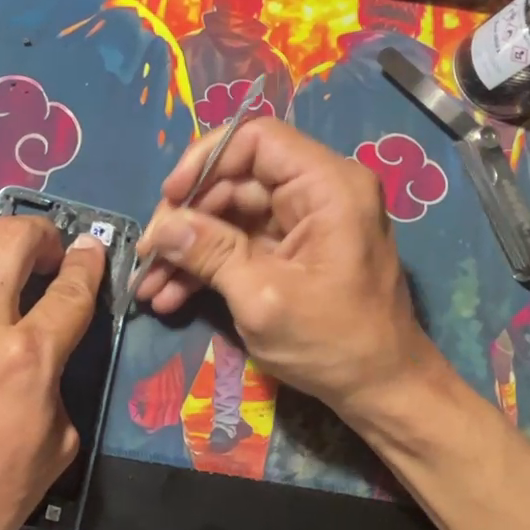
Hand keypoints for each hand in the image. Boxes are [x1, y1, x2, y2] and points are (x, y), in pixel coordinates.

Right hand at [133, 117, 444, 420]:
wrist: (380, 390)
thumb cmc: (333, 342)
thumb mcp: (263, 297)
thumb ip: (211, 254)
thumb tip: (160, 228)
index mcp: (327, 187)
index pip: (256, 139)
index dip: (205, 162)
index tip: (169, 200)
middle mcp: (316, 194)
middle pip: (234, 181)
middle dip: (185, 218)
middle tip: (149, 255)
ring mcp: (301, 224)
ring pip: (228, 216)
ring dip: (186, 249)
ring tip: (149, 285)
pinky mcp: (289, 253)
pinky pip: (237, 244)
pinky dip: (204, 267)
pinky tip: (169, 295)